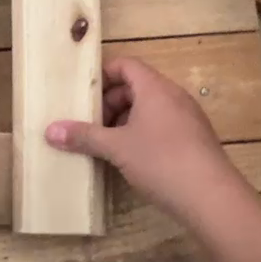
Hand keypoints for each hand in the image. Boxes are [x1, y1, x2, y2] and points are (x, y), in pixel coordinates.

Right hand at [45, 57, 247, 222]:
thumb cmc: (160, 160)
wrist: (211, 197)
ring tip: (106, 144)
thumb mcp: (116, 148)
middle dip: (110, 103)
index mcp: (155, 88)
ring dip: (125, 121)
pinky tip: (131, 159)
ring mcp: (187, 118)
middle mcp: (173, 96)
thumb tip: (49, 130)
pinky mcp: (194, 140)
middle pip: (136, 87)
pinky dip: (143, 134)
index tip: (82, 95)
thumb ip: (83, 136)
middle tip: (90, 124)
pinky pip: (162, 126)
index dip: (102, 75)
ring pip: (149, 109)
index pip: (126, 65)